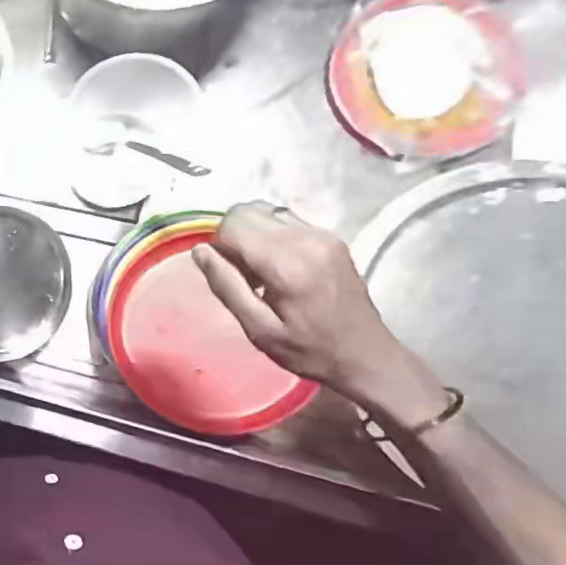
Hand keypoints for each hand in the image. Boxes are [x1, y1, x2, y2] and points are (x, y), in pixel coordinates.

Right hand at [192, 202, 429, 404]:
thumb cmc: (309, 350)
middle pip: (247, 210)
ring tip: (262, 272)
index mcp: (285, 262)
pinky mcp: (331, 236)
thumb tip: (200, 251)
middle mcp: (305, 237)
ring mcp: (322, 233)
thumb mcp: (260, 330)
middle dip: (234, 238)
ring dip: (253, 235)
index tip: (229, 277)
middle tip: (244, 276)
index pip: (233, 224)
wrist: (365, 354)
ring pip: (266, 211)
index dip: (220, 247)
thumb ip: (227, 286)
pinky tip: (281, 269)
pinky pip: (287, 221)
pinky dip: (273, 236)